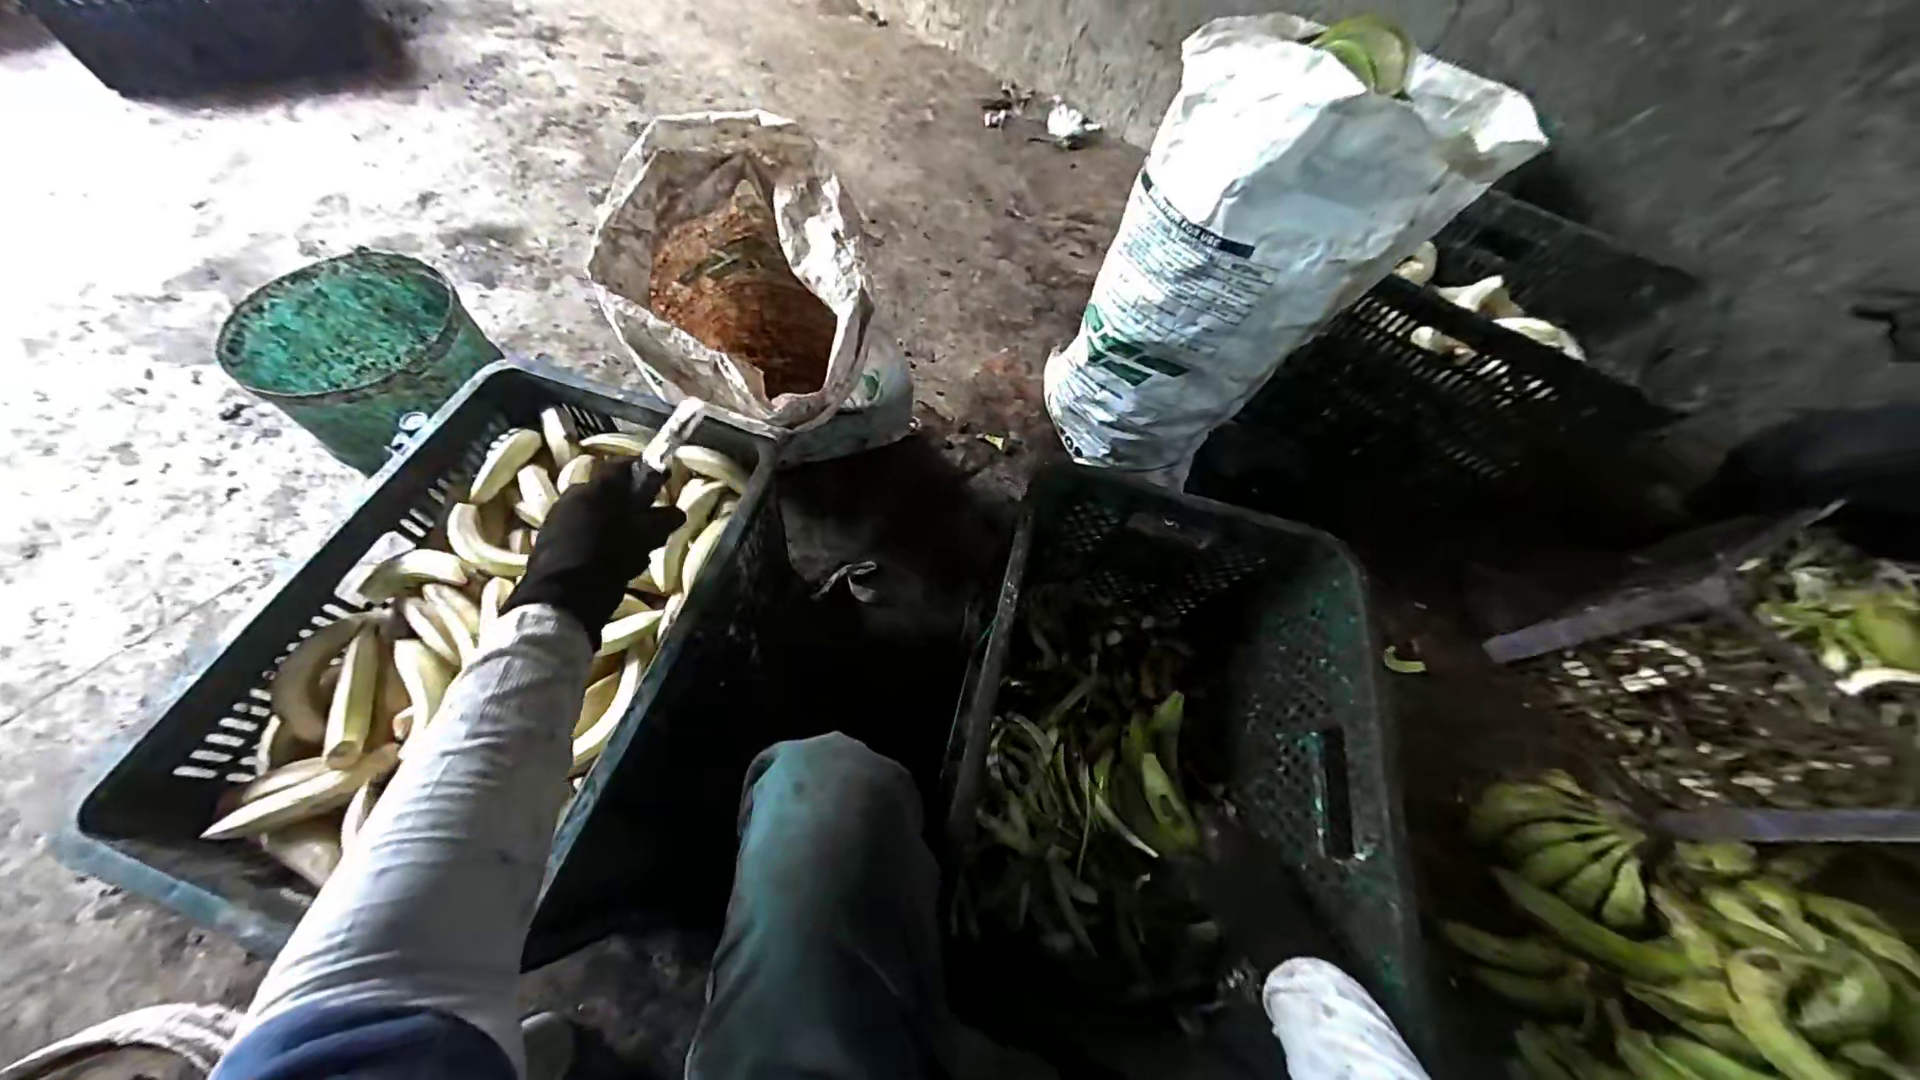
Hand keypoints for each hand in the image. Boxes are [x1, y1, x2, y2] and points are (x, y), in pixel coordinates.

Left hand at [502, 461, 683, 646]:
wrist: (562, 596)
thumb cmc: (609, 558)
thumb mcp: (646, 538)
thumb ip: (664, 520)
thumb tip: (678, 511)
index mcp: (599, 488)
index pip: (623, 465)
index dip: (644, 470)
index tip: (660, 482)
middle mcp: (576, 494)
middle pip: (609, 489)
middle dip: (629, 500)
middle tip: (649, 515)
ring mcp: (559, 515)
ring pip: (595, 509)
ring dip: (613, 519)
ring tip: (632, 540)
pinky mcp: (549, 536)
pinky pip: (582, 527)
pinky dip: (598, 534)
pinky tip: (610, 554)